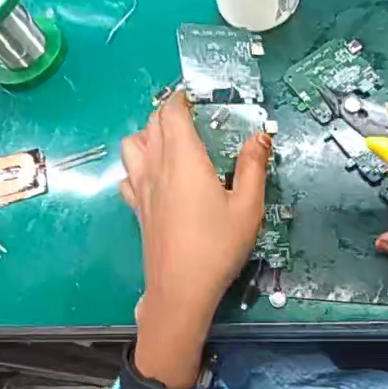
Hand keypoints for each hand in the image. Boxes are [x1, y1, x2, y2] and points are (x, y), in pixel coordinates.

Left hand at [119, 91, 269, 388]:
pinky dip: (137, 167)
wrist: (180, 289)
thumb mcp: (248, 207)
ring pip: (131, 146)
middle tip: (193, 121)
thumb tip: (260, 136)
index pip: (171, 112)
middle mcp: (156, 167)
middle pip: (151, 124)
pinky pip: (127, 176)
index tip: (197, 100)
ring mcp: (141, 189)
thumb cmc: (218, 247)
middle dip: (168, 113)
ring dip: (147, 136)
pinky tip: (156, 180)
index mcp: (183, 159)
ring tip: (170, 146)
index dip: (181, 99)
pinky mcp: (137, 209)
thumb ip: (253, 167)